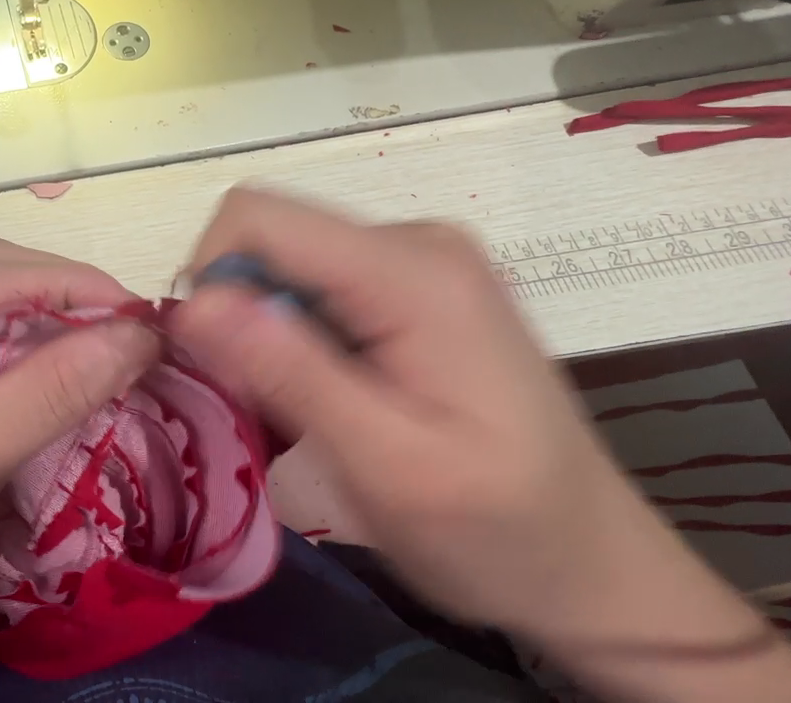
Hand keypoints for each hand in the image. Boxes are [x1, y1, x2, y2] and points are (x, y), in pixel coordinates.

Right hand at [167, 187, 790, 700]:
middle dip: (236, 314)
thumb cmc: (499, 533)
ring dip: (260, 332)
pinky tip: (323, 394)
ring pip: (276, 262)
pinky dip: (287, 336)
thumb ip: (292, 373)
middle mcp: (412, 241)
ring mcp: (412, 259)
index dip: (211, 279)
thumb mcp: (388, 465)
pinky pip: (305, 283)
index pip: (256, 217)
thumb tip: (194, 303)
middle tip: (264, 402)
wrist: (596, 572)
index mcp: (413, 271)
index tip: (223, 363)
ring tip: (299, 409)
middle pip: (263, 237)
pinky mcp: (406, 284)